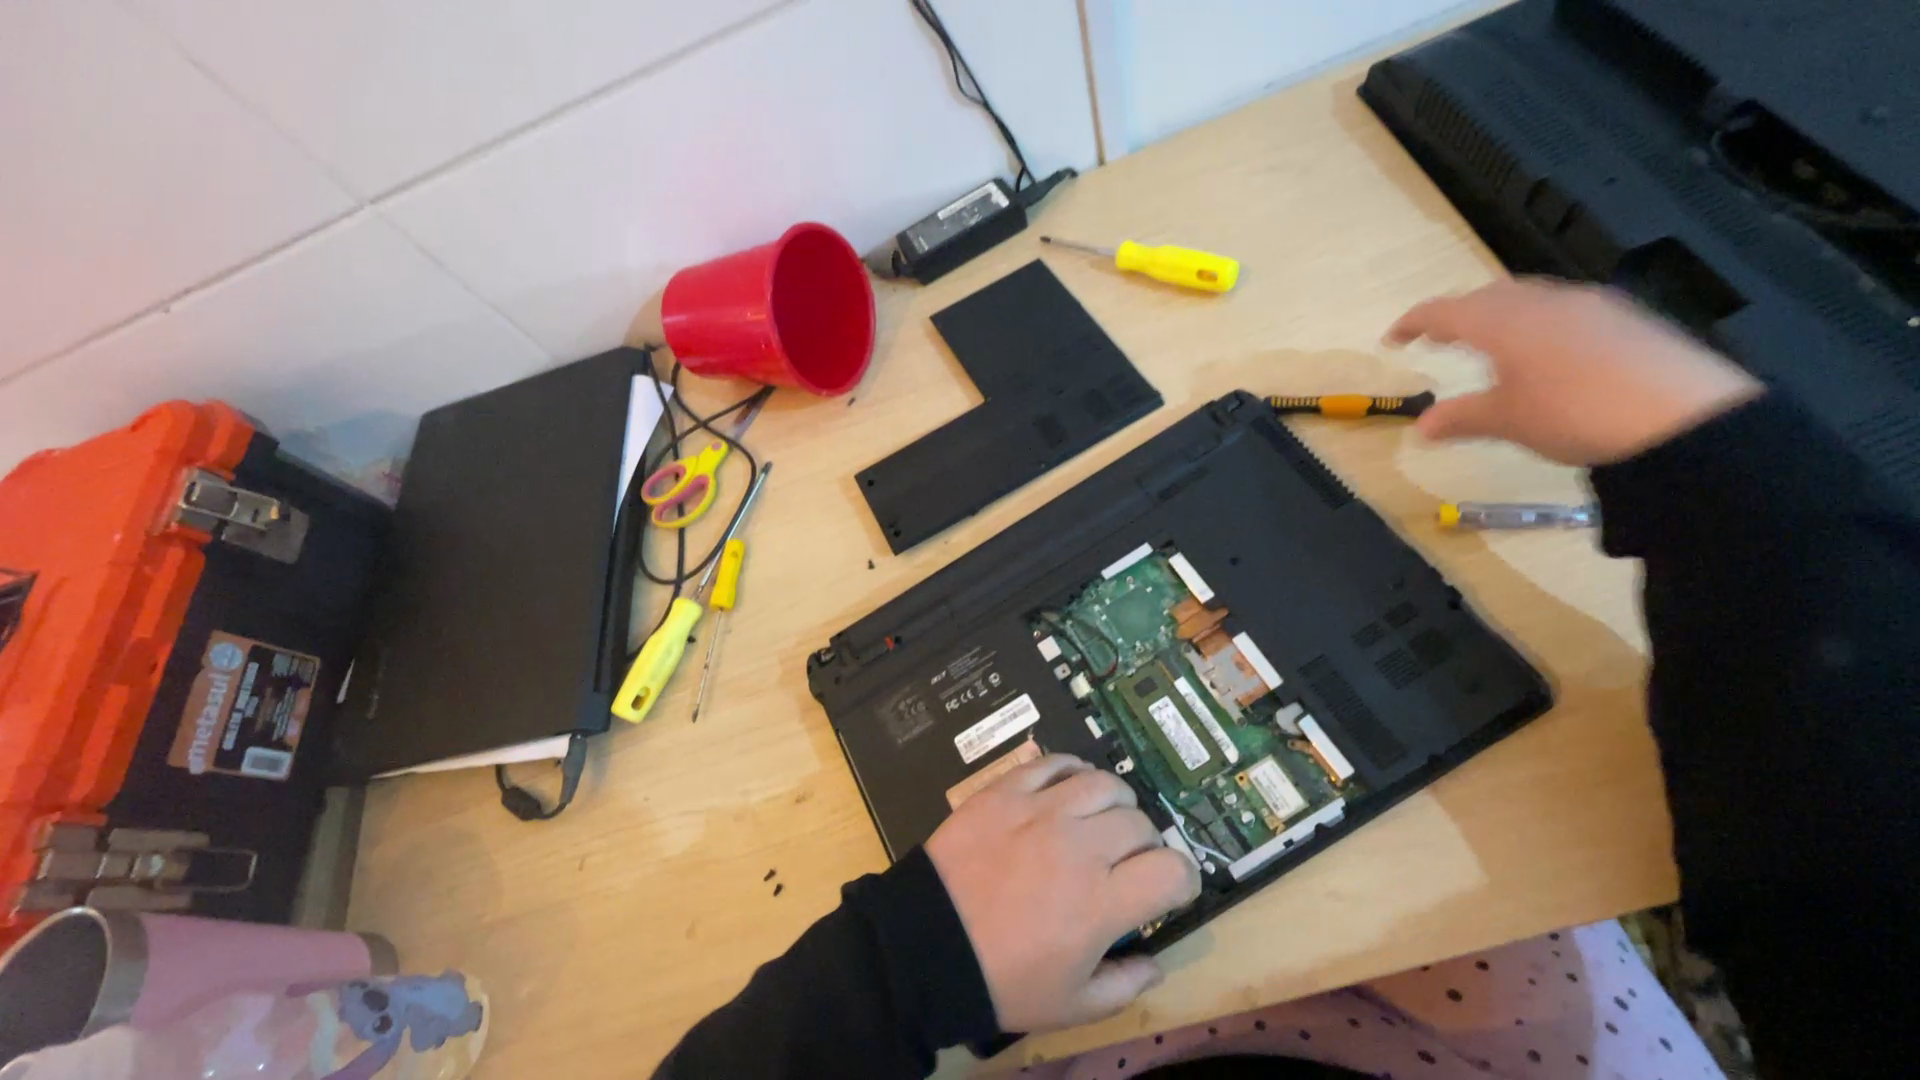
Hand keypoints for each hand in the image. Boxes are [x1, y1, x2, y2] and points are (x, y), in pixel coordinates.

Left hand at [924, 754, 1200, 1033]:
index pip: (1173, 870)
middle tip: (1127, 860)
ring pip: (1104, 784)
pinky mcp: (1006, 792)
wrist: (924, 946)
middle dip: (1146, 844)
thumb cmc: (1000, 980)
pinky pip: (1052, 763)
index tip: (1170, 887)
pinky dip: (1071, 770)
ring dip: (1115, 802)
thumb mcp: (1071, 1006)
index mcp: (1102, 902)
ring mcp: (1040, 812)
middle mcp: (1080, 847)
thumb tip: (1156, 963)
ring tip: (1103, 819)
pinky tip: (1071, 786)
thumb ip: (1125, 986)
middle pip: (1141, 823)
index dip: (1183, 879)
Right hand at [1386, 278, 1763, 464]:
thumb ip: (1460, 418)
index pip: (1444, 311)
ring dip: (1499, 316)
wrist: (1680, 417)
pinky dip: (1536, 323)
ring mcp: (1588, 304)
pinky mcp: (1624, 317)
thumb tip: (1421, 427)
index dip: (1412, 323)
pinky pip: (1563, 309)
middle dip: (1457, 315)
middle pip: (1487, 296)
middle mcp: (1542, 301)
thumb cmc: (1573, 415)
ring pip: (1529, 298)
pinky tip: (1545, 352)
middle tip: (1440, 339)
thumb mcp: (1507, 422)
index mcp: (1503, 321)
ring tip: (1489, 344)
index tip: (1392, 339)